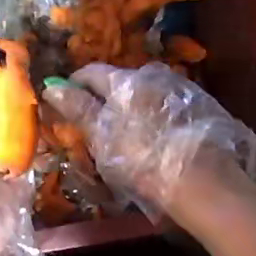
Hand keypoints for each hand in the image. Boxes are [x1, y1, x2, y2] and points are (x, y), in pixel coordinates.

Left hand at [0, 70, 48, 255]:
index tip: (8, 62)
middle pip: (0, 118)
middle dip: (15, 101)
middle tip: (36, 76)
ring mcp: (2, 165)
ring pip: (20, 135)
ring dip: (32, 120)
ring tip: (50, 96)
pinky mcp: (22, 182)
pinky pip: (36, 159)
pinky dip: (45, 145)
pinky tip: (59, 126)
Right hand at [41, 62, 255, 225]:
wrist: (204, 182)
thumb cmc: (142, 160)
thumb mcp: (101, 137)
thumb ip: (77, 108)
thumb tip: (50, 86)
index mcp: (124, 80)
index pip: (90, 72)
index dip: (74, 86)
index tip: (66, 104)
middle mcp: (153, 74)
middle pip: (119, 82)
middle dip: (105, 99)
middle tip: (96, 127)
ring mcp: (181, 88)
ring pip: (145, 94)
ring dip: (132, 108)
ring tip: (129, 136)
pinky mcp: (203, 106)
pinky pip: (167, 105)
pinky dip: (156, 117)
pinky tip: (158, 140)